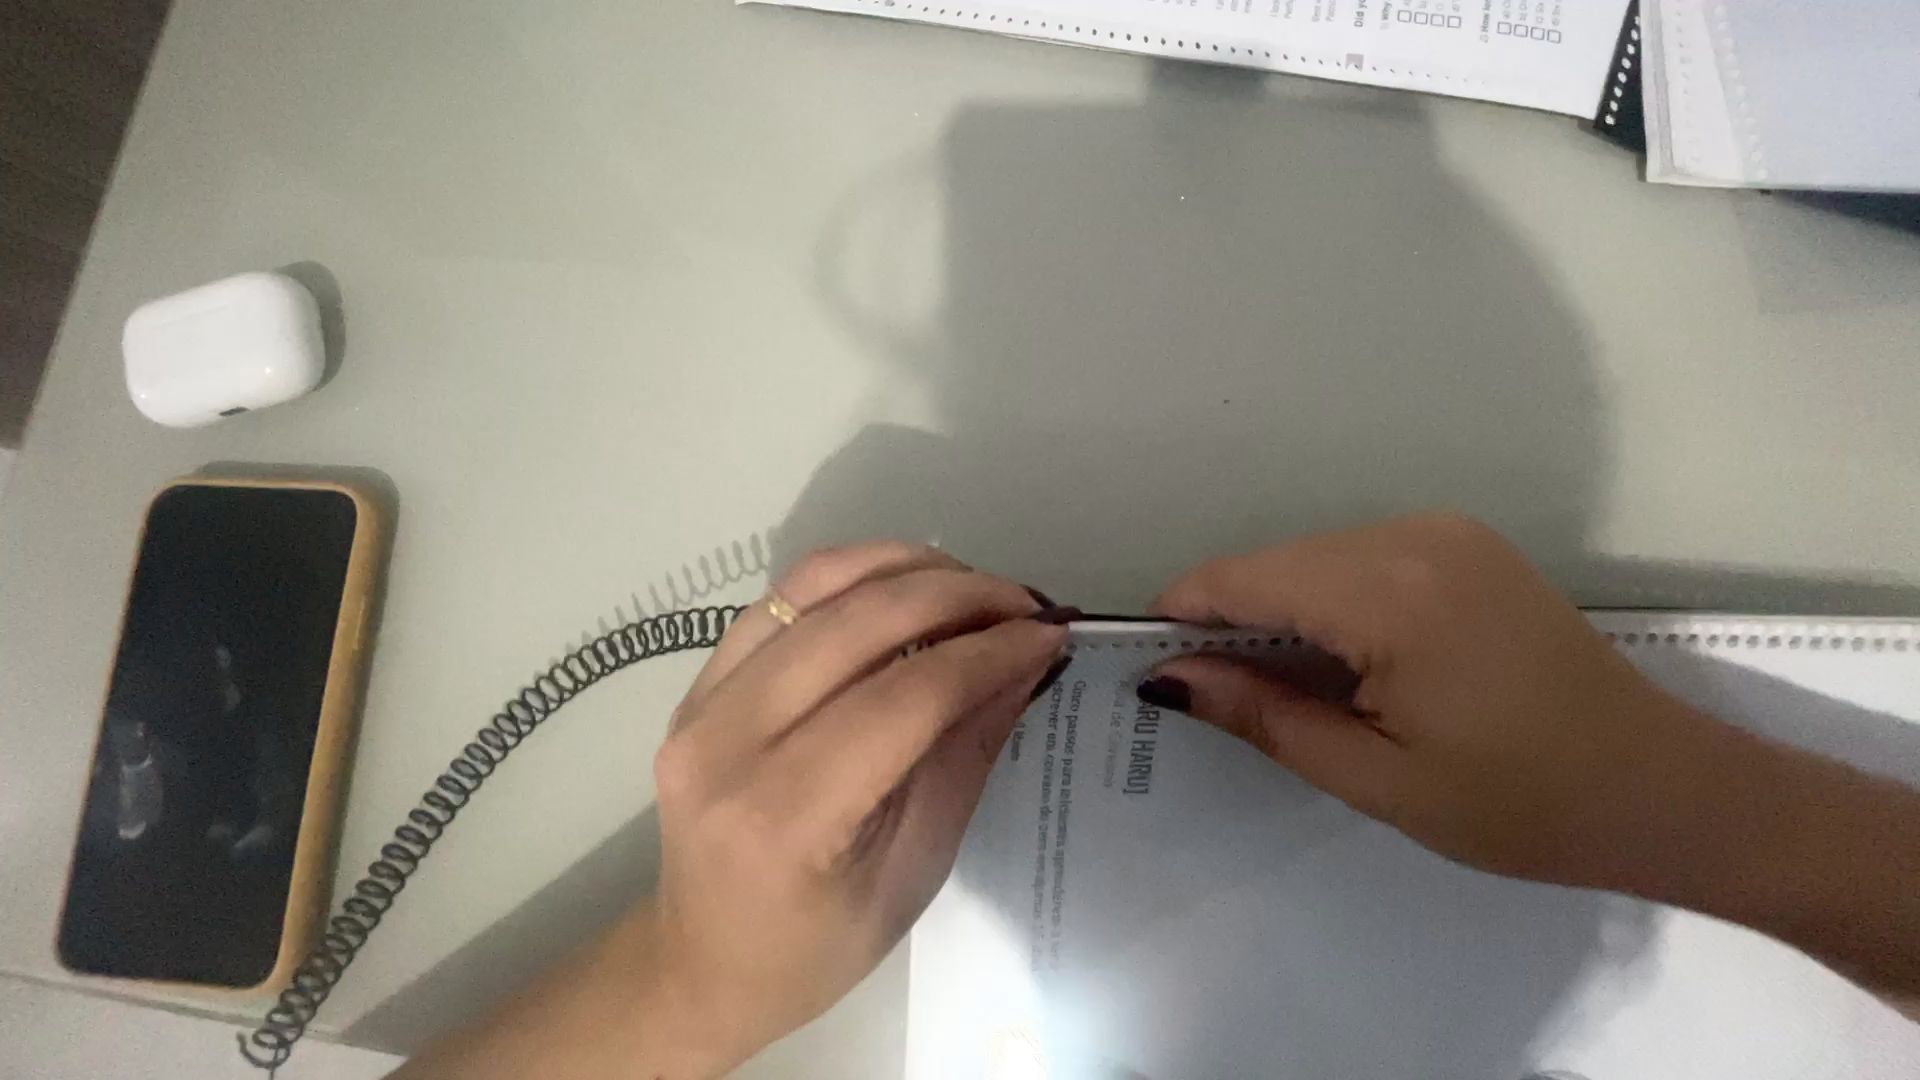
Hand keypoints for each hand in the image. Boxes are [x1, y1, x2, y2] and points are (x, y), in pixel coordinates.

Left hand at [646, 543, 1068, 1072]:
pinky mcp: (698, 679)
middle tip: (1023, 603)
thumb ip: (967, 748)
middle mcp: (726, 742)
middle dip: (958, 596)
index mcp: (784, 817)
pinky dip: (856, 572)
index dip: (987, 653)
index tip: (1047, 633)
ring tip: (971, 585)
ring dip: (907, 567)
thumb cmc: (819, 945)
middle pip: (859, 624)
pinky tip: (906, 584)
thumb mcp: (916, 865)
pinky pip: (784, 595)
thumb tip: (1026, 657)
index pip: (904, 697)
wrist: (705, 959)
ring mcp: (700, 701)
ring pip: (816, 586)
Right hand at [1140, 513, 1721, 891]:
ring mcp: (1439, 530)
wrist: (1673, 791)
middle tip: (1214, 689)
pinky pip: (1347, 556)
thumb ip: (1260, 715)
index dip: (1182, 612)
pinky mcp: (1456, 540)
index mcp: (1391, 595)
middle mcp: (1410, 537)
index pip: (1242, 580)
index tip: (1149, 659)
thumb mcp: (1373, 777)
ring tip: (1280, 681)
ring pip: (1305, 556)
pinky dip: (1317, 598)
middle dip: (1226, 618)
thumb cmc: (1521, 803)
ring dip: (1272, 609)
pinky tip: (1336, 654)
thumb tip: (1166, 678)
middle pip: (1270, 563)